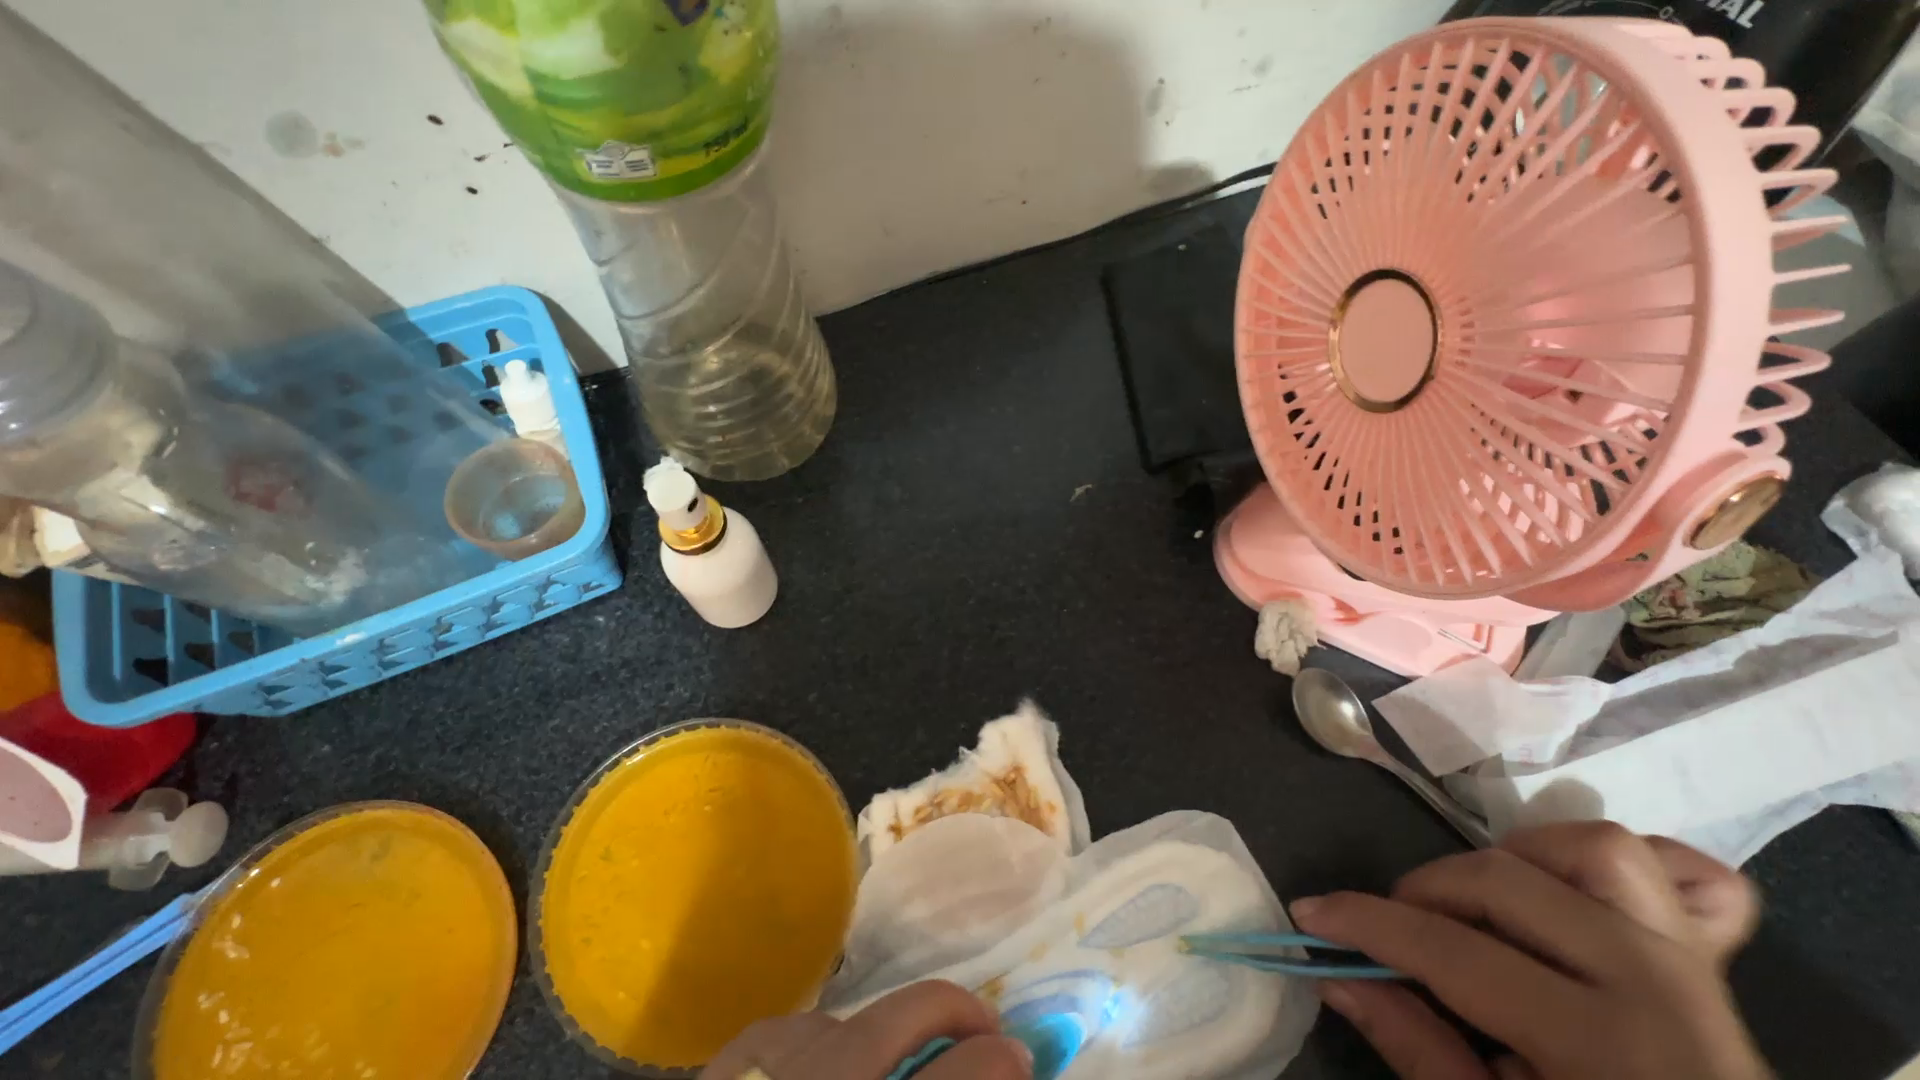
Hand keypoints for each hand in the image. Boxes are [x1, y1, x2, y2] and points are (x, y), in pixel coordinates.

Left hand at [698, 980, 1032, 1079]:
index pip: (961, 1073)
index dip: (1001, 1061)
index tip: (1018, 1062)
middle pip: (910, 1010)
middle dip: (962, 1013)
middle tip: (984, 1036)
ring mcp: (772, 1064)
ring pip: (850, 1017)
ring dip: (886, 1037)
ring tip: (896, 1071)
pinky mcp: (730, 1062)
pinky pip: (793, 1030)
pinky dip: (820, 1046)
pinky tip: (824, 1075)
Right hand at [1291, 823, 1769, 1079]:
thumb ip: (1418, 1049)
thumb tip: (1338, 977)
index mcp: (1610, 1047)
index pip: (1457, 953)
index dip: (1369, 924)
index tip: (1311, 912)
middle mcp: (1660, 985)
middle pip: (1510, 883)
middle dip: (1426, 891)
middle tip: (1390, 926)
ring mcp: (1699, 963)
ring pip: (1601, 850)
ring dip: (1521, 858)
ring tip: (1478, 900)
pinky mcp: (1722, 961)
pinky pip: (1695, 877)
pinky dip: (1625, 870)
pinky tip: (1572, 894)